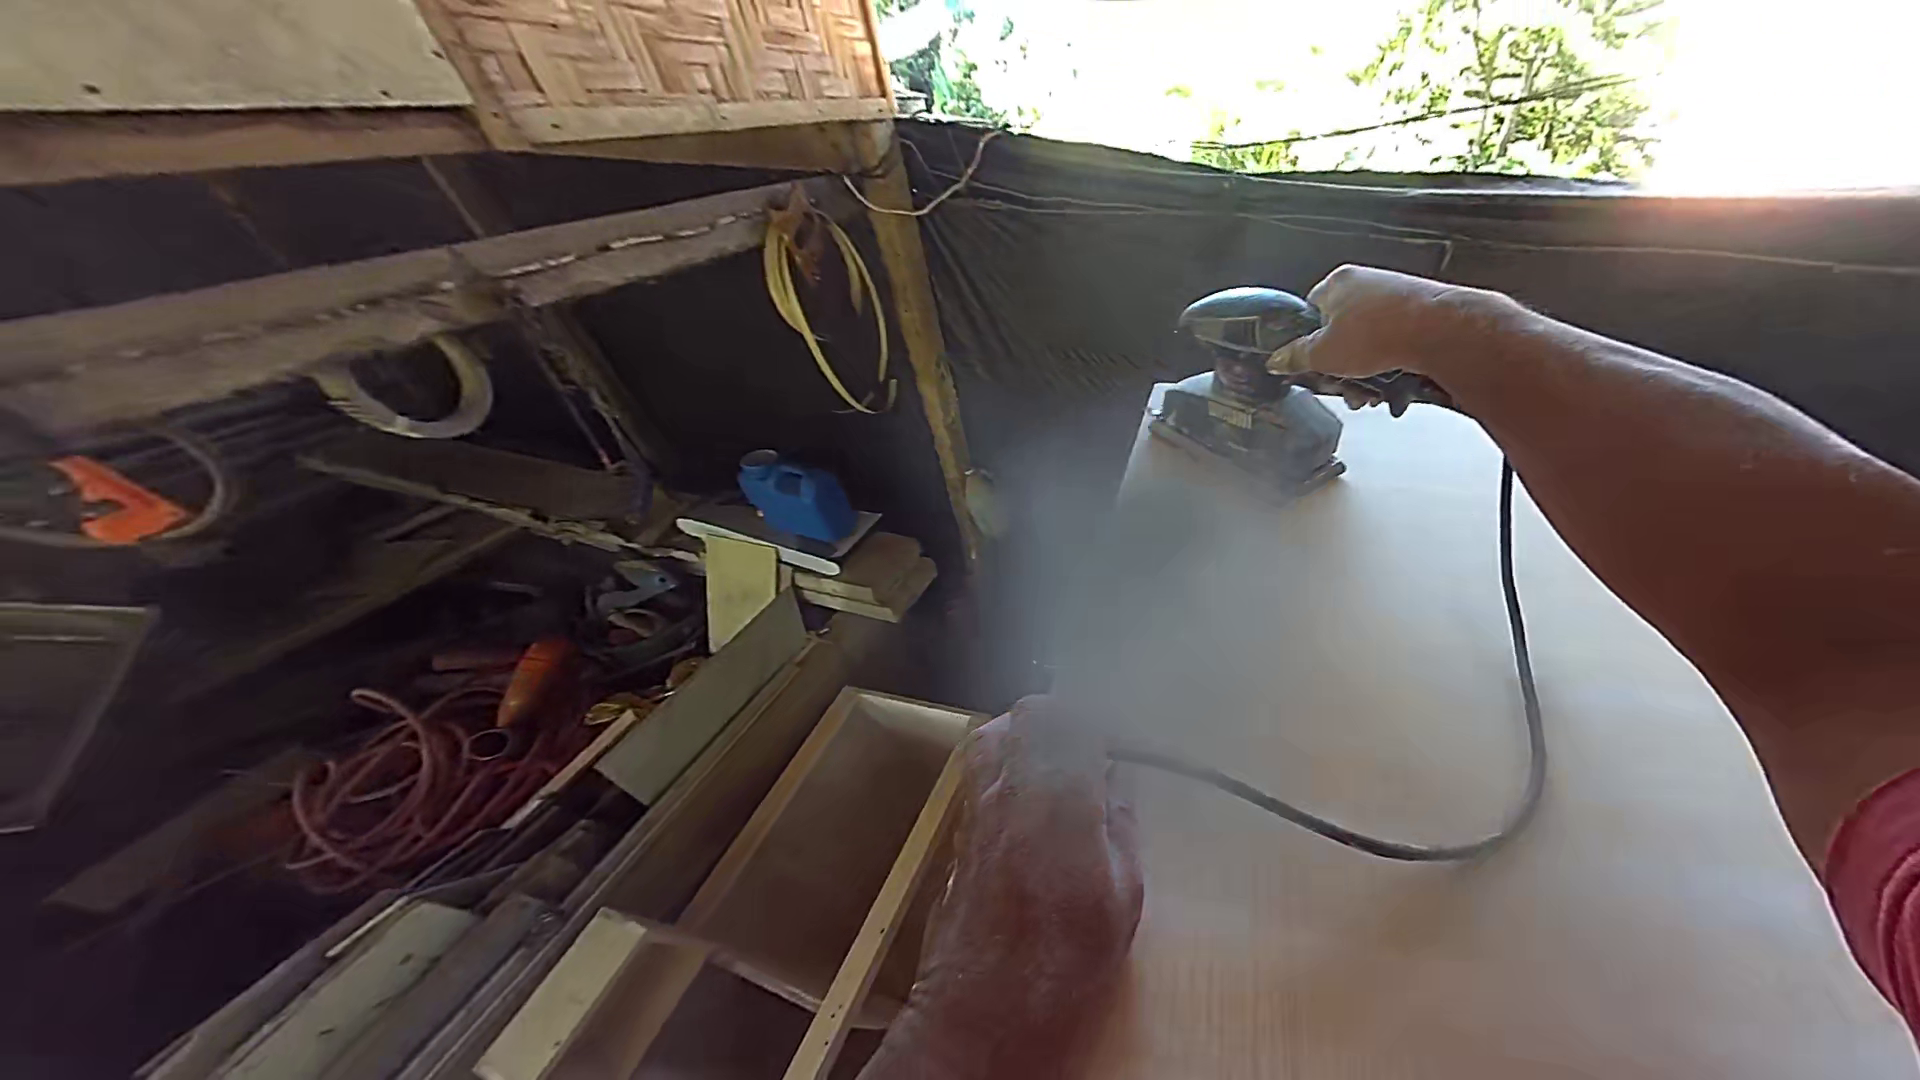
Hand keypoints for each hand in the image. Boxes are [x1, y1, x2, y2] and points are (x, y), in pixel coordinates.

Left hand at [860, 696, 1142, 1079]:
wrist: (980, 1007)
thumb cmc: (1061, 964)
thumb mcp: (1120, 898)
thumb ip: (1120, 822)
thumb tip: (1117, 778)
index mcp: (1059, 801)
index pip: (1076, 718)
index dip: (1105, 719)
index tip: (1123, 739)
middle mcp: (1011, 785)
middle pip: (1036, 710)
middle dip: (1072, 715)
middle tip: (1098, 747)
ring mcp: (978, 796)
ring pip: (1004, 725)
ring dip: (1038, 729)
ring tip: (1066, 761)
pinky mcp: (961, 812)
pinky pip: (985, 756)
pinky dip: (1013, 751)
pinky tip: (1034, 787)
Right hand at [1268, 265, 1519, 383]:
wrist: (1443, 333)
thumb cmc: (1382, 334)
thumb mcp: (1320, 354)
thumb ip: (1294, 357)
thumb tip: (1276, 360)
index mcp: (1338, 282)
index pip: (1307, 312)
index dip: (1305, 342)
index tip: (1307, 362)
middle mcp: (1367, 282)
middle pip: (1337, 329)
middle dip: (1336, 362)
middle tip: (1337, 382)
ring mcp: (1396, 295)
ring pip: (1364, 340)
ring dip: (1360, 369)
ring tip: (1364, 390)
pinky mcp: (1420, 311)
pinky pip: (1391, 342)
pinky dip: (1386, 363)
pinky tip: (1386, 383)